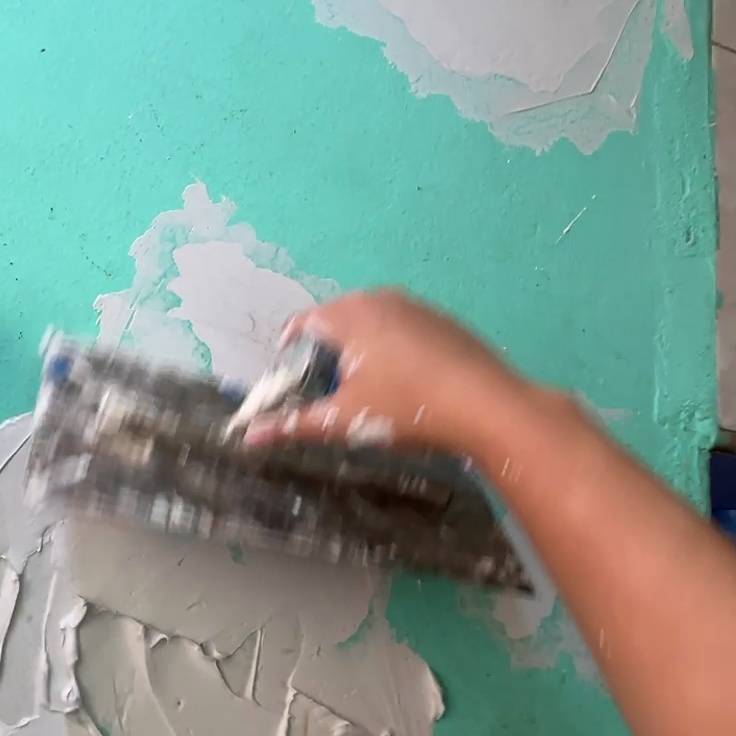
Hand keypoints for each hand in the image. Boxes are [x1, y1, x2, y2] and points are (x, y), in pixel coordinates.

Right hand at [243, 288, 544, 454]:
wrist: (488, 404)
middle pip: (334, 319)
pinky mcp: (440, 319)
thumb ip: (294, 425)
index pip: (301, 323)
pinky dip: (389, 347)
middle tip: (324, 387)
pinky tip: (403, 380)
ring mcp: (413, 305)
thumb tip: (247, 437)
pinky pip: (399, 326)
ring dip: (356, 347)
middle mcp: (377, 298)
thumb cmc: (406, 407)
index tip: (287, 377)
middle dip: (323, 350)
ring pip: (369, 321)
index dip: (287, 349)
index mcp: (348, 315)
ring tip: (362, 385)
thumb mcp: (344, 420)